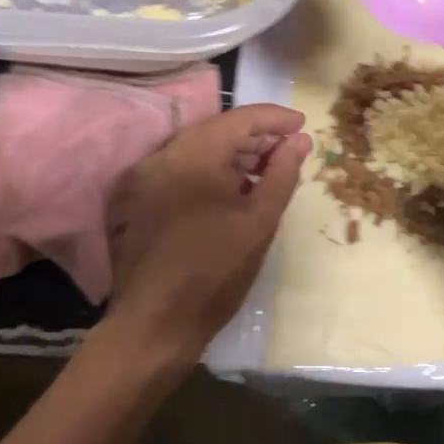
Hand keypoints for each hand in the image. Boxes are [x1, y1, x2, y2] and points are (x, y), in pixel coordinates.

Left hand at [105, 104, 311, 356]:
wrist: (155, 325)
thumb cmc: (215, 273)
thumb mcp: (260, 221)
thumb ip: (282, 173)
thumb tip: (300, 140)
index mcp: (192, 156)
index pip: (239, 119)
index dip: (275, 118)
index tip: (303, 124)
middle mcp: (162, 156)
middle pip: (216, 129)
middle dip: (256, 134)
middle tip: (290, 147)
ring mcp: (146, 178)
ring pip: (198, 148)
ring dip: (234, 152)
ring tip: (269, 168)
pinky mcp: (140, 199)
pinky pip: (182, 168)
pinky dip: (212, 169)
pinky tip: (237, 187)